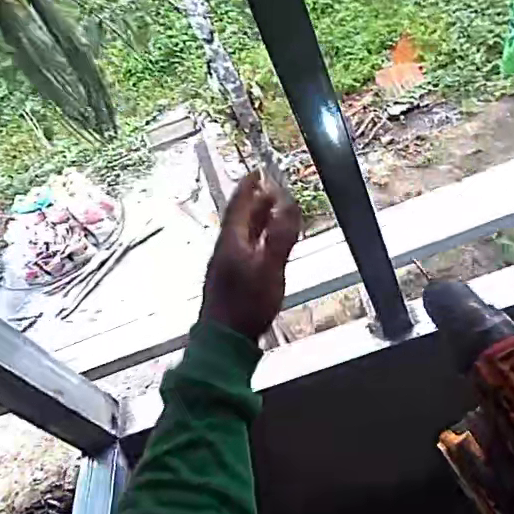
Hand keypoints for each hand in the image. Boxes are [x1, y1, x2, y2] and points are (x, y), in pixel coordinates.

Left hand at [200, 172, 301, 340]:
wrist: (225, 340)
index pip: (238, 206)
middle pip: (239, 218)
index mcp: (231, 242)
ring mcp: (226, 266)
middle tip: (269, 189)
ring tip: (270, 211)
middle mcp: (225, 250)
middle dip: (255, 202)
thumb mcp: (270, 269)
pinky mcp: (230, 280)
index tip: (257, 173)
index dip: (248, 188)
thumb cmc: (247, 305)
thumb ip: (281, 238)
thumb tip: (289, 205)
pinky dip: (256, 238)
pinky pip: (243, 249)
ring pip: (241, 234)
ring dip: (256, 220)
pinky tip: (263, 246)